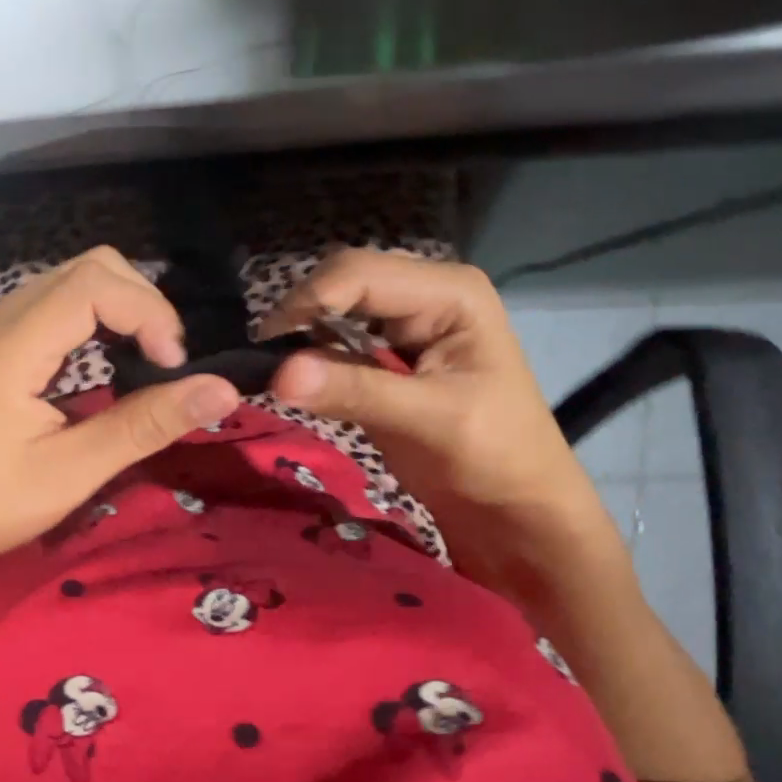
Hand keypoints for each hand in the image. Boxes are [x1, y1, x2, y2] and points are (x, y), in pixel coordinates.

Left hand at [0, 247, 239, 584]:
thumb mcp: (74, 472)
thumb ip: (145, 425)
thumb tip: (222, 391)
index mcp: (9, 349)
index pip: (91, 284)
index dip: (147, 311)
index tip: (173, 364)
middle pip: (87, 268)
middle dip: (142, 303)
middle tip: (167, 361)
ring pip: (74, 278)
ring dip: (123, 306)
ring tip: (150, 359)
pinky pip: (58, 301)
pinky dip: (99, 316)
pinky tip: (114, 357)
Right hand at [257, 250, 613, 586]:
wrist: (514, 507)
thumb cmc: (492, 459)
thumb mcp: (426, 421)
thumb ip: (354, 390)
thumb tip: (279, 373)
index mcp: (451, 292)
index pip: (358, 274)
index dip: (307, 304)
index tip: (267, 352)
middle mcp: (426, 291)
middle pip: (340, 279)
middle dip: (301, 315)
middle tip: (268, 364)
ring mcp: (406, 318)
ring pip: (332, 304)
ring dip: (301, 333)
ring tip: (278, 372)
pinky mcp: (387, 348)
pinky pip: (335, 334)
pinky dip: (310, 352)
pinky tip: (298, 378)